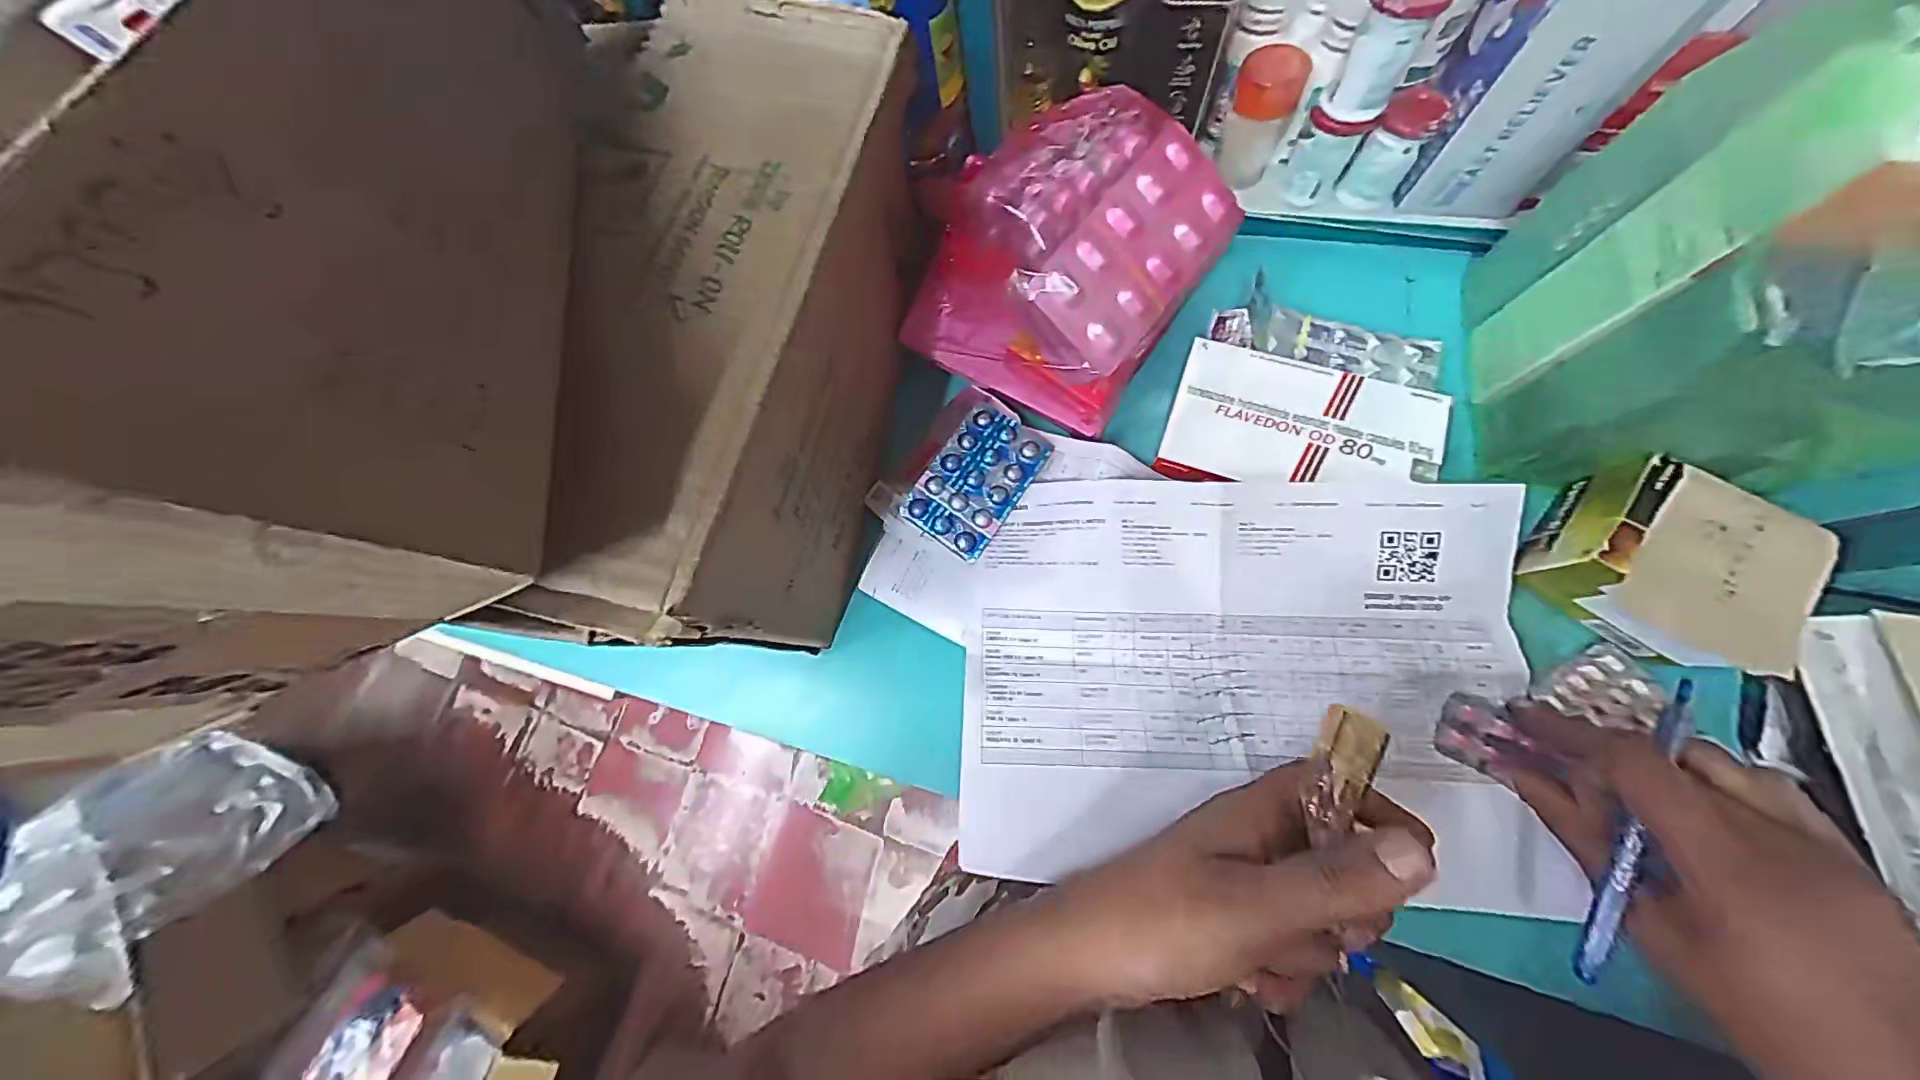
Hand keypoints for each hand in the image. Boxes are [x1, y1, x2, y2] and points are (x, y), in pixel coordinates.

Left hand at [1032, 762, 1435, 1012]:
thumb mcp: (1258, 905)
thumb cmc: (1165, 920)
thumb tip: (1420, 849)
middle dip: (1344, 908)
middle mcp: (1254, 839)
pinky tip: (1249, 982)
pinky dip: (1277, 969)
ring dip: (1302, 949)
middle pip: (1339, 859)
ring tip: (1260, 959)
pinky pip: (1285, 944)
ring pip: (1316, 914)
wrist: (1087, 959)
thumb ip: (1336, 880)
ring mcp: (1243, 882)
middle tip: (1323, 931)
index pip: (1333, 785)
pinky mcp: (1233, 921)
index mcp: (1257, 812)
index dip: (1377, 813)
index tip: (1411, 864)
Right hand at [1505, 701, 1919, 1079]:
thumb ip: (1587, 843)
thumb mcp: (1650, 927)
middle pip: (1672, 753)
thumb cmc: (1751, 1007)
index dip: (1570, 733)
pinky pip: (1768, 788)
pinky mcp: (1847, 851)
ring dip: (1659, 764)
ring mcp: (1823, 839)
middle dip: (1605, 750)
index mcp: (1726, 857)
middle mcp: (1781, 833)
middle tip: (1558, 762)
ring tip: (1622, 792)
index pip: (1634, 762)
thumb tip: (1530, 783)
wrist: (1890, 1070)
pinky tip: (1693, 808)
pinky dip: (1714, 782)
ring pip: (1721, 762)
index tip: (1525, 719)